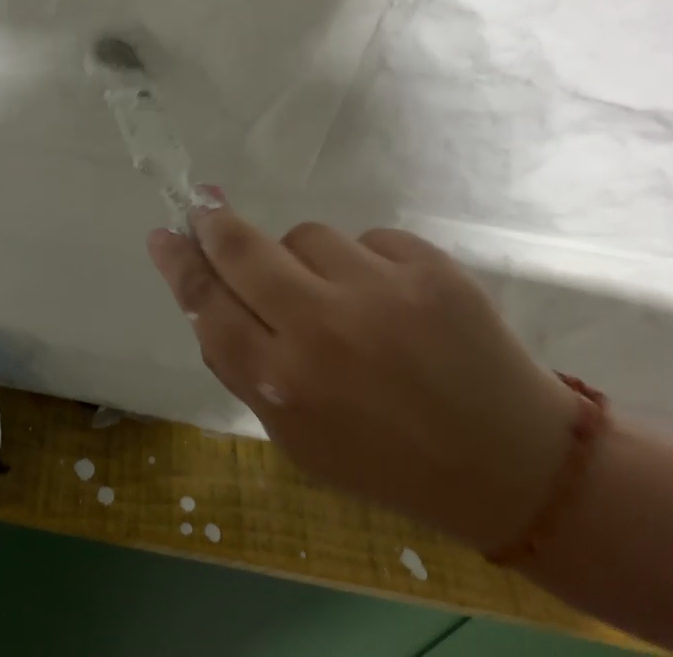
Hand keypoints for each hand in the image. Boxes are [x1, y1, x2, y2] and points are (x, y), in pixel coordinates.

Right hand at [145, 194, 579, 550]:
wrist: (509, 464)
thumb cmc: (387, 461)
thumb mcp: (296, 439)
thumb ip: (246, 371)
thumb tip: (206, 304)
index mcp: (283, 384)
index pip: (206, 305)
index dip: (179, 264)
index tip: (162, 235)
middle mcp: (322, 329)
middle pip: (242, 249)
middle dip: (215, 224)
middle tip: (205, 208)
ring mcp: (379, 291)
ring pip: (307, 235)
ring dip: (305, 258)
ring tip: (341, 297)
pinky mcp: (429, 267)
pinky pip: (368, 239)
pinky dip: (367, 262)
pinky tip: (391, 300)